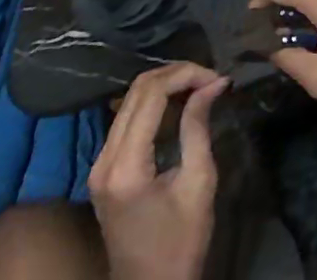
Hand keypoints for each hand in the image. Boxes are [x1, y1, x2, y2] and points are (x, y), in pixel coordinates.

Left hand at [87, 62, 228, 279]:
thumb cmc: (180, 242)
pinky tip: (180, 103)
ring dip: (165, 85)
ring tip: (200, 86)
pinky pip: (127, 118)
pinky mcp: (104, 168)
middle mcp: (104, 159)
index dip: (186, 75)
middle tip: (210, 78)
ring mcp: (99, 163)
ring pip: (130, 100)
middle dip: (176, 74)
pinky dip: (155, 102)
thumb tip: (213, 83)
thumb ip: (199, 128)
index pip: (151, 94)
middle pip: (136, 91)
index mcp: (126, 166)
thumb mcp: (198, 182)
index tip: (217, 78)